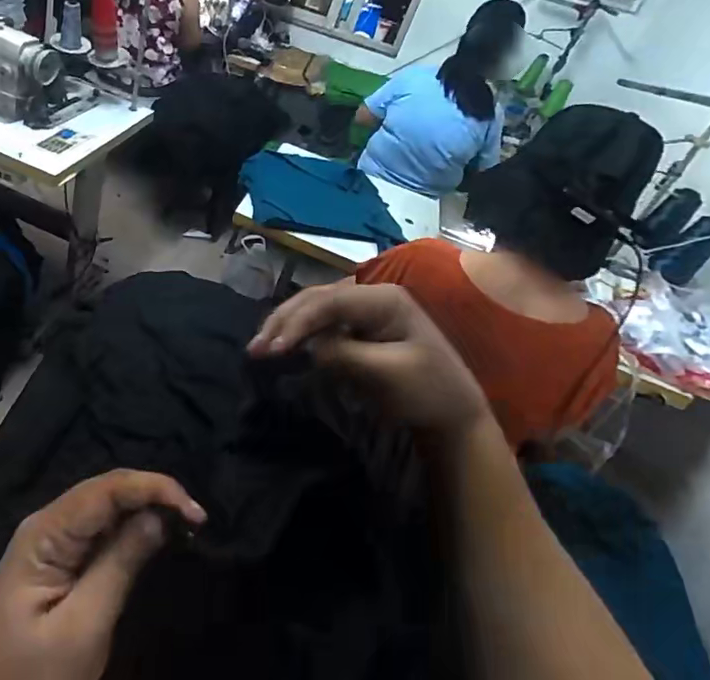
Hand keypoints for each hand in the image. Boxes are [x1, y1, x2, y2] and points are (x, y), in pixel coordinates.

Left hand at [0, 470, 205, 679]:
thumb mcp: (82, 627)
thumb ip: (121, 563)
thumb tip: (160, 515)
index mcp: (44, 532)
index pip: (110, 487)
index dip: (157, 488)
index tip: (197, 513)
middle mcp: (46, 524)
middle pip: (110, 488)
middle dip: (156, 493)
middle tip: (196, 518)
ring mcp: (50, 542)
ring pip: (108, 504)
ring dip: (147, 506)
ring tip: (184, 522)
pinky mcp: (57, 561)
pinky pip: (101, 527)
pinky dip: (133, 525)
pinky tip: (155, 532)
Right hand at [249, 282, 489, 438]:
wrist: (453, 413)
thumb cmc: (428, 392)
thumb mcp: (387, 374)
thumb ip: (346, 355)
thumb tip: (309, 346)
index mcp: (386, 299)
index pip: (331, 301)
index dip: (297, 321)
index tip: (271, 349)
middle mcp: (374, 296)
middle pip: (320, 297)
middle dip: (286, 320)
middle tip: (255, 350)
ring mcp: (368, 310)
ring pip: (319, 307)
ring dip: (289, 324)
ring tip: (262, 348)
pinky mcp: (363, 328)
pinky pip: (326, 322)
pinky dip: (302, 332)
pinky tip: (284, 345)